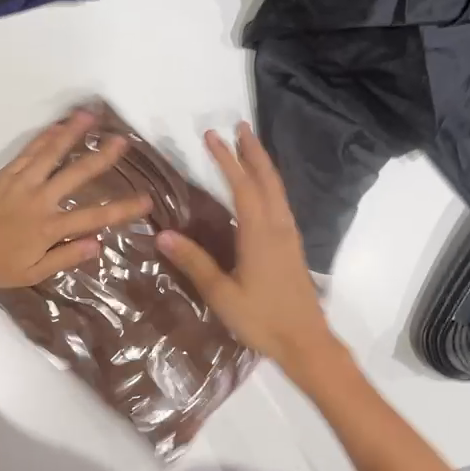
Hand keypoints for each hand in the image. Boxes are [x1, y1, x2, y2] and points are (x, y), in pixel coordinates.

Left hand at [0, 110, 153, 288]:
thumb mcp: (34, 273)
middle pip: (77, 175)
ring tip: (90, 116)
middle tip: (123, 142)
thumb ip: (66, 257)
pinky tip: (57, 126)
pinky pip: (28, 152)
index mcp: (50, 228)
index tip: (146, 200)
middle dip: (102, 158)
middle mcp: (41, 201)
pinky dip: (43, 138)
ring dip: (72, 134)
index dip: (122, 209)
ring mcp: (22, 184)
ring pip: (52, 154)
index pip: (94, 217)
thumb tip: (97, 245)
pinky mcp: (5, 175)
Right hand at [156, 123, 339, 368]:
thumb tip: (163, 235)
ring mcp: (289, 237)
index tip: (212, 136)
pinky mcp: (292, 247)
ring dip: (263, 166)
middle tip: (239, 127)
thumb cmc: (262, 320)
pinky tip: (261, 190)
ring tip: (249, 149)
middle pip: (267, 180)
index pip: (242, 186)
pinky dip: (269, 185)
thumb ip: (194, 263)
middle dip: (252, 152)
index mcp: (260, 235)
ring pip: (278, 190)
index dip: (227, 160)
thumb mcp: (222, 295)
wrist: (307, 342)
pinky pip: (280, 203)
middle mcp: (278, 228)